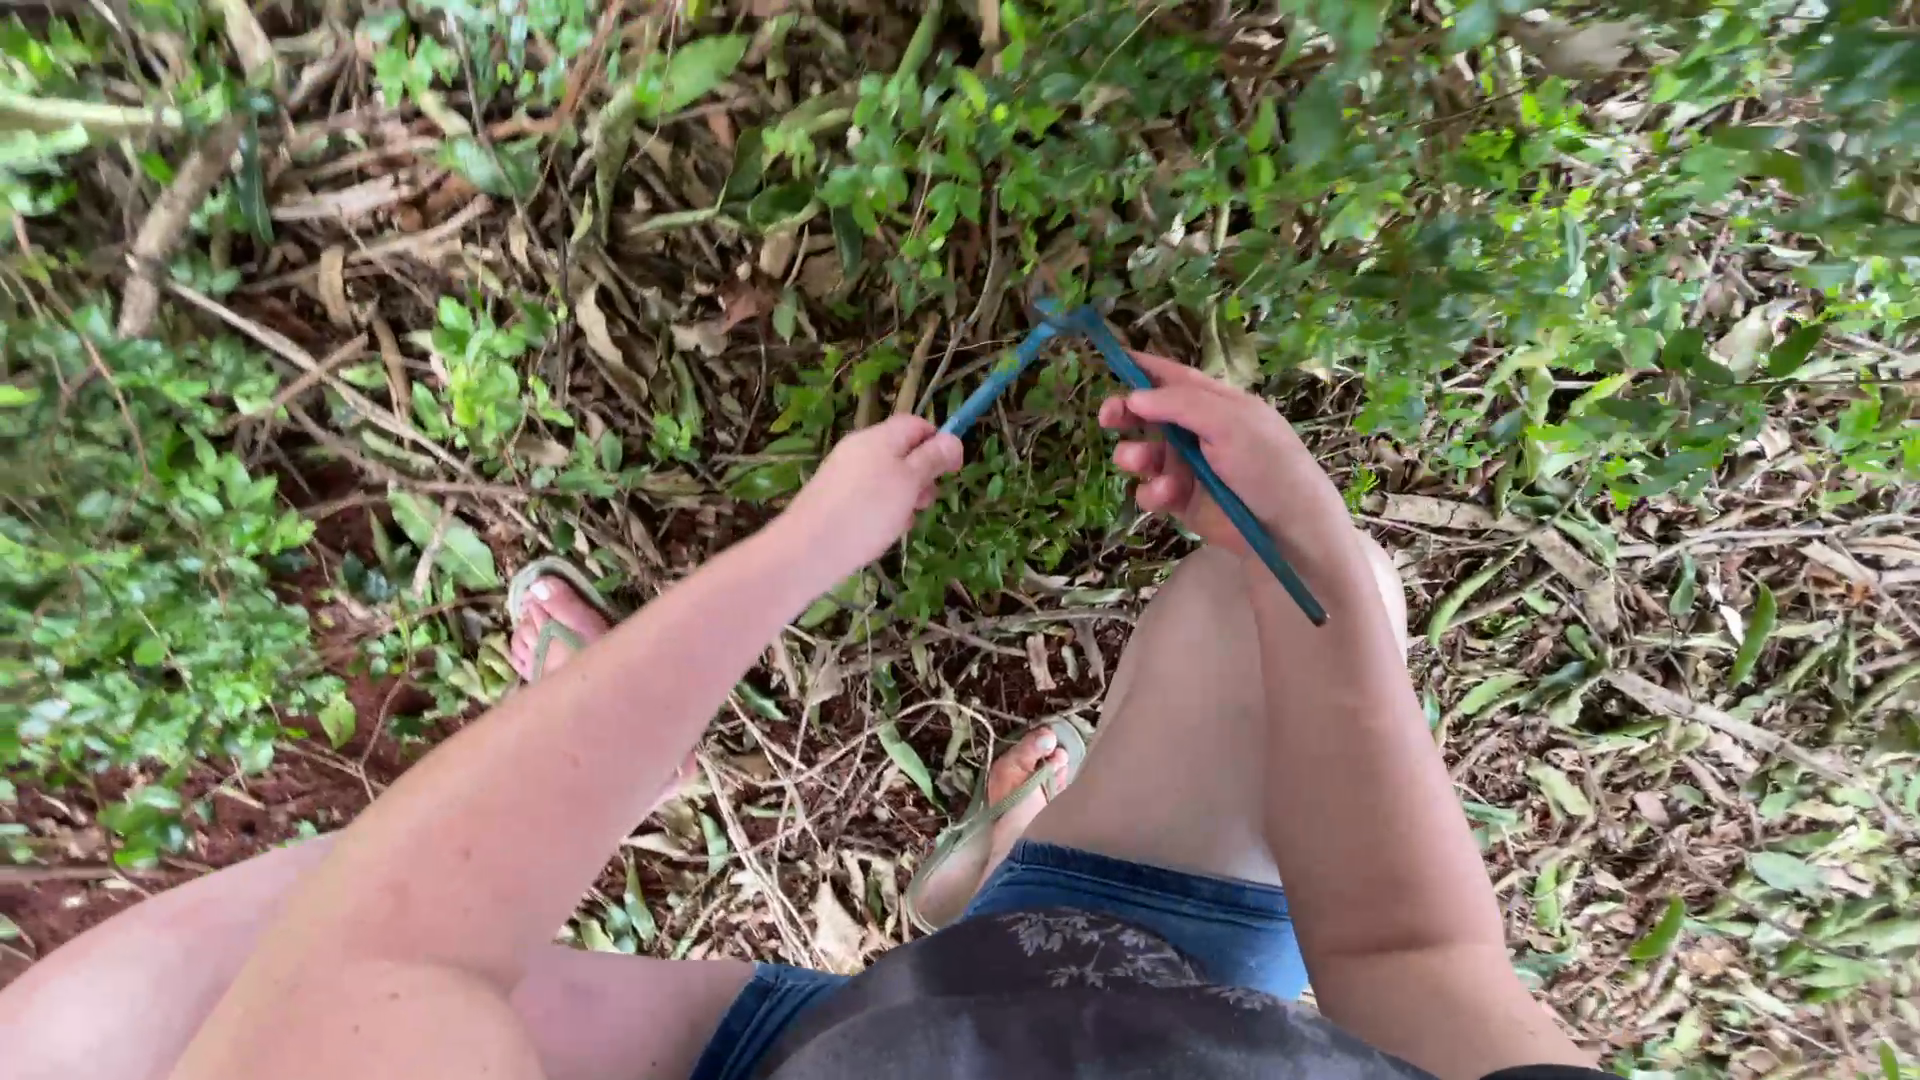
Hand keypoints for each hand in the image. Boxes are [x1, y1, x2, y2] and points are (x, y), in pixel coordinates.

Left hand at [781, 414, 963, 578]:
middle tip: (926, 502)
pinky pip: (869, 495)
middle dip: (922, 475)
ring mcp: (844, 473)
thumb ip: (931, 459)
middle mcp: (859, 448)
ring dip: (905, 497)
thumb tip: (952, 438)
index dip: (938, 441)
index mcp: (879, 437)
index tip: (952, 470)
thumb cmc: (867, 511)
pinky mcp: (834, 497)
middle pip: (902, 452)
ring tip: (905, 522)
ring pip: (887, 478)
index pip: (916, 424)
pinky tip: (883, 531)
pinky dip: (883, 510)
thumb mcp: (909, 482)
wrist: (809, 549)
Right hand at [1100, 352, 1352, 564]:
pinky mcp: (1180, 500)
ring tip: (1137, 461)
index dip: (1145, 369)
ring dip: (1135, 455)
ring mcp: (1187, 467)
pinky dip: (1152, 490)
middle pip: (1149, 415)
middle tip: (1107, 417)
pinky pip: (1150, 489)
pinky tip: (1166, 495)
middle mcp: (1197, 432)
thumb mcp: (1229, 422)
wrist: (1285, 528)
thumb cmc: (1266, 464)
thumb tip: (1133, 396)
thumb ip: (1180, 404)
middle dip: (1126, 414)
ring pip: (1143, 454)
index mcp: (1216, 404)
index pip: (1175, 379)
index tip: (1113, 361)